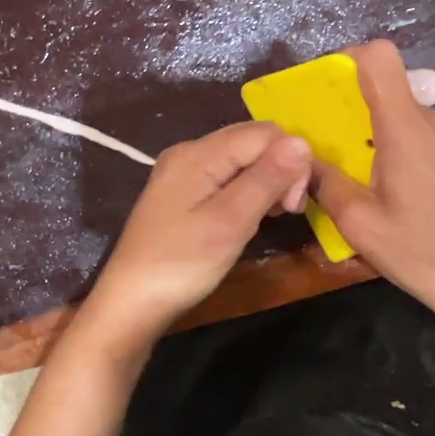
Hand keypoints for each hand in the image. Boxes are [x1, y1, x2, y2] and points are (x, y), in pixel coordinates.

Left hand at [89, 121, 311, 333]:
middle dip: (281, 168)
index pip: (264, 133)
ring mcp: (182, 173)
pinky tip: (250, 218)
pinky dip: (247, 192)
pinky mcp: (181, 195)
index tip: (295, 204)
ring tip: (271, 216)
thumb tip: (303, 140)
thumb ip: (266, 178)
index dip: (291, 160)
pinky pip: (225, 178)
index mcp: (199, 153)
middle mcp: (189, 153)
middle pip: (251, 141)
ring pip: (241, 160)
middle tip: (288, 211)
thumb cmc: (182, 263)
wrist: (131, 302)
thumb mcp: (231, 221)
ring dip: (266, 181)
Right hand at [310, 41, 434, 334]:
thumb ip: (326, 183)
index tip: (324, 92)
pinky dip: (403, 153)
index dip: (347, 60)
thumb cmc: (423, 252)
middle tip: (334, 160)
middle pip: (386, 93)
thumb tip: (305, 160)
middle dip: (353, 118)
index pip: (379, 58)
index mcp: (406, 127)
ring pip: (405, 119)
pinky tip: (404, 197)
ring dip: (379, 141)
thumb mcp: (359, 224)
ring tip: (371, 188)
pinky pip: (425, 137)